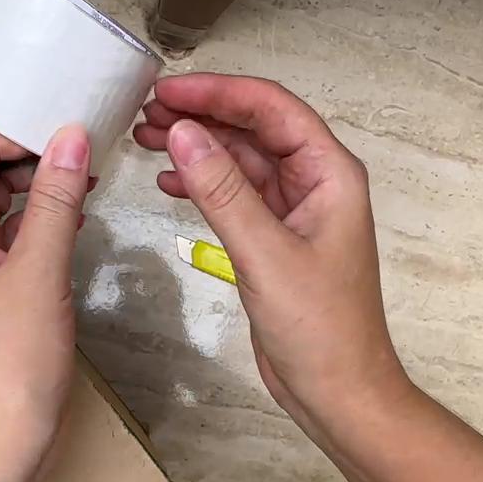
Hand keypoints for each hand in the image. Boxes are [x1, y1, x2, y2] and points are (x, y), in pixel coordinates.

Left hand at [0, 117, 89, 481]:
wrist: (2, 441)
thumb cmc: (9, 363)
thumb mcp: (37, 276)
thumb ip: (56, 202)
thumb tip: (74, 135)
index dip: (13, 119)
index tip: (67, 109)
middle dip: (33, 143)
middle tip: (90, 129)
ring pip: (7, 196)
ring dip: (45, 177)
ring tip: (94, 161)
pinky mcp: (1, 282)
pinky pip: (21, 229)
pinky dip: (49, 212)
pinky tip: (83, 204)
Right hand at [133, 75, 410, 432]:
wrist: (336, 390)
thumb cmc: (320, 329)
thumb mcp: (266, 254)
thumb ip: (223, 193)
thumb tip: (183, 134)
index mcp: (329, 174)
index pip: (271, 109)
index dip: (218, 93)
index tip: (166, 91)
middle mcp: (313, 186)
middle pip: (253, 131)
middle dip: (202, 118)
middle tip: (145, 114)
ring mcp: (292, 216)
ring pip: (240, 166)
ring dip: (198, 151)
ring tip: (147, 140)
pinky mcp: (272, 245)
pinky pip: (235, 201)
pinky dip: (203, 190)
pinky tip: (170, 185)